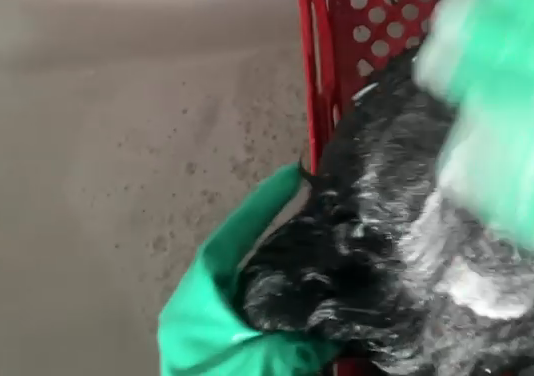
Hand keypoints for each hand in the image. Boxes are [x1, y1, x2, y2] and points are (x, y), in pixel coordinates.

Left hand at [158, 166, 340, 375]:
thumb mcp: (267, 363)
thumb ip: (302, 335)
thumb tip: (336, 315)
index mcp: (197, 307)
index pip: (229, 240)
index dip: (261, 206)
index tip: (295, 176)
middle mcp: (205, 322)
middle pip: (248, 266)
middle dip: (285, 241)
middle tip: (324, 214)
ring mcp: (220, 348)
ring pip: (263, 300)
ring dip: (296, 282)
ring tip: (334, 254)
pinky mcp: (243, 366)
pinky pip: (272, 331)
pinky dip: (300, 318)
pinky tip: (331, 310)